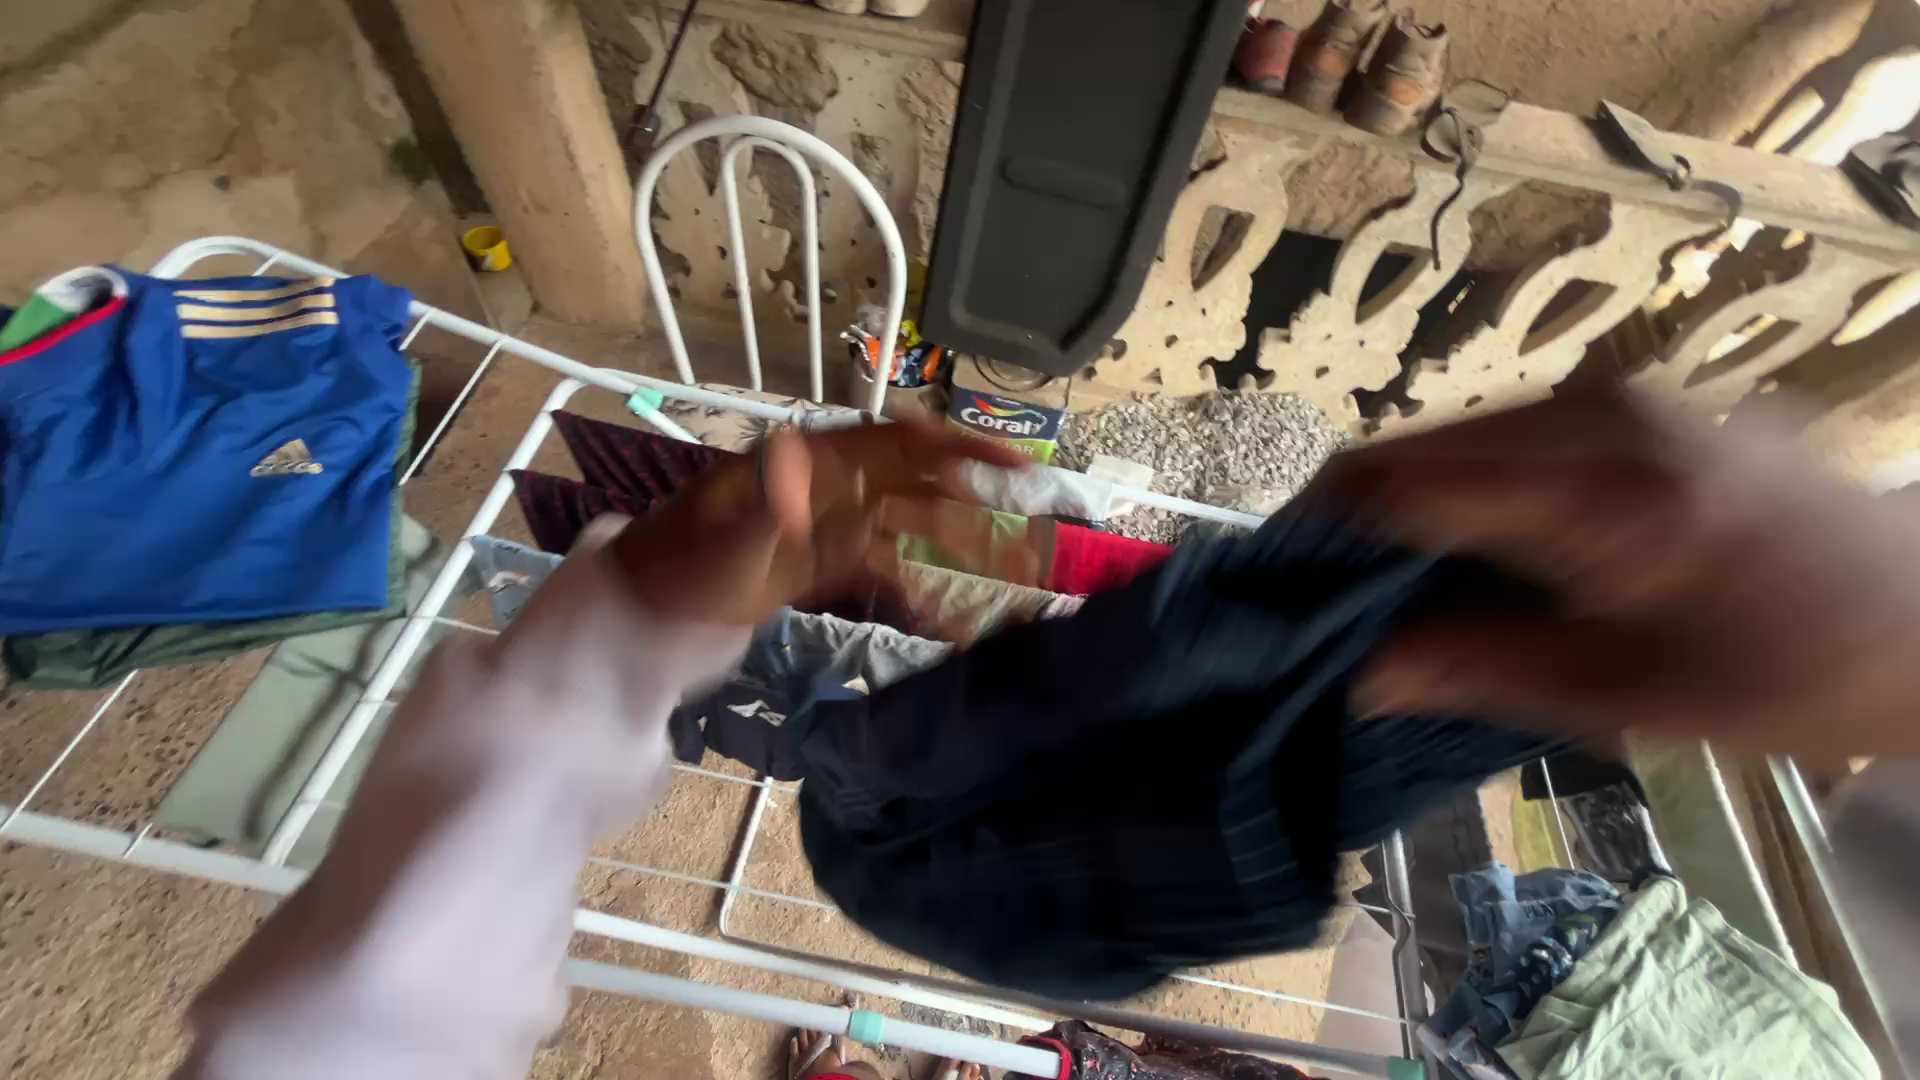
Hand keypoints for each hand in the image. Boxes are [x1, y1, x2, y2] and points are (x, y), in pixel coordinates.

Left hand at [610, 419, 1028, 625]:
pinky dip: (916, 591)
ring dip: (954, 546)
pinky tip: (947, 618)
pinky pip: (884, 572)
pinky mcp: (827, 565)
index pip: (899, 444)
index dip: (958, 447)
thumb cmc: (680, 567)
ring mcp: (832, 526)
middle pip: (916, 482)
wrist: (648, 614)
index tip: (1013, 465)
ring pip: (908, 528)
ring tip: (1007, 572)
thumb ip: (766, 502)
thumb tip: (801, 455)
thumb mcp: (721, 538)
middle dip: (974, 498)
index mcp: (813, 464)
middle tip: (1029, 522)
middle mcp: (832, 486)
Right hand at [1323, 391, 1919, 758]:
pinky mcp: (1622, 398)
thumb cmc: (1800, 673)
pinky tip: (1458, 535)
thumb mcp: (1632, 699)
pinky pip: (1492, 433)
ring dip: (1395, 498)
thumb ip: (1479, 670)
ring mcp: (1614, 396)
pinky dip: (1448, 482)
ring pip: (1442, 436)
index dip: (1323, 522)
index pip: (1404, 483)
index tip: (1278, 573)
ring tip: (1382, 568)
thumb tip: (1354, 674)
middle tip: (1323, 585)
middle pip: (1409, 449)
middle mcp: (1597, 417)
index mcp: (1604, 496)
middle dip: (1348, 513)